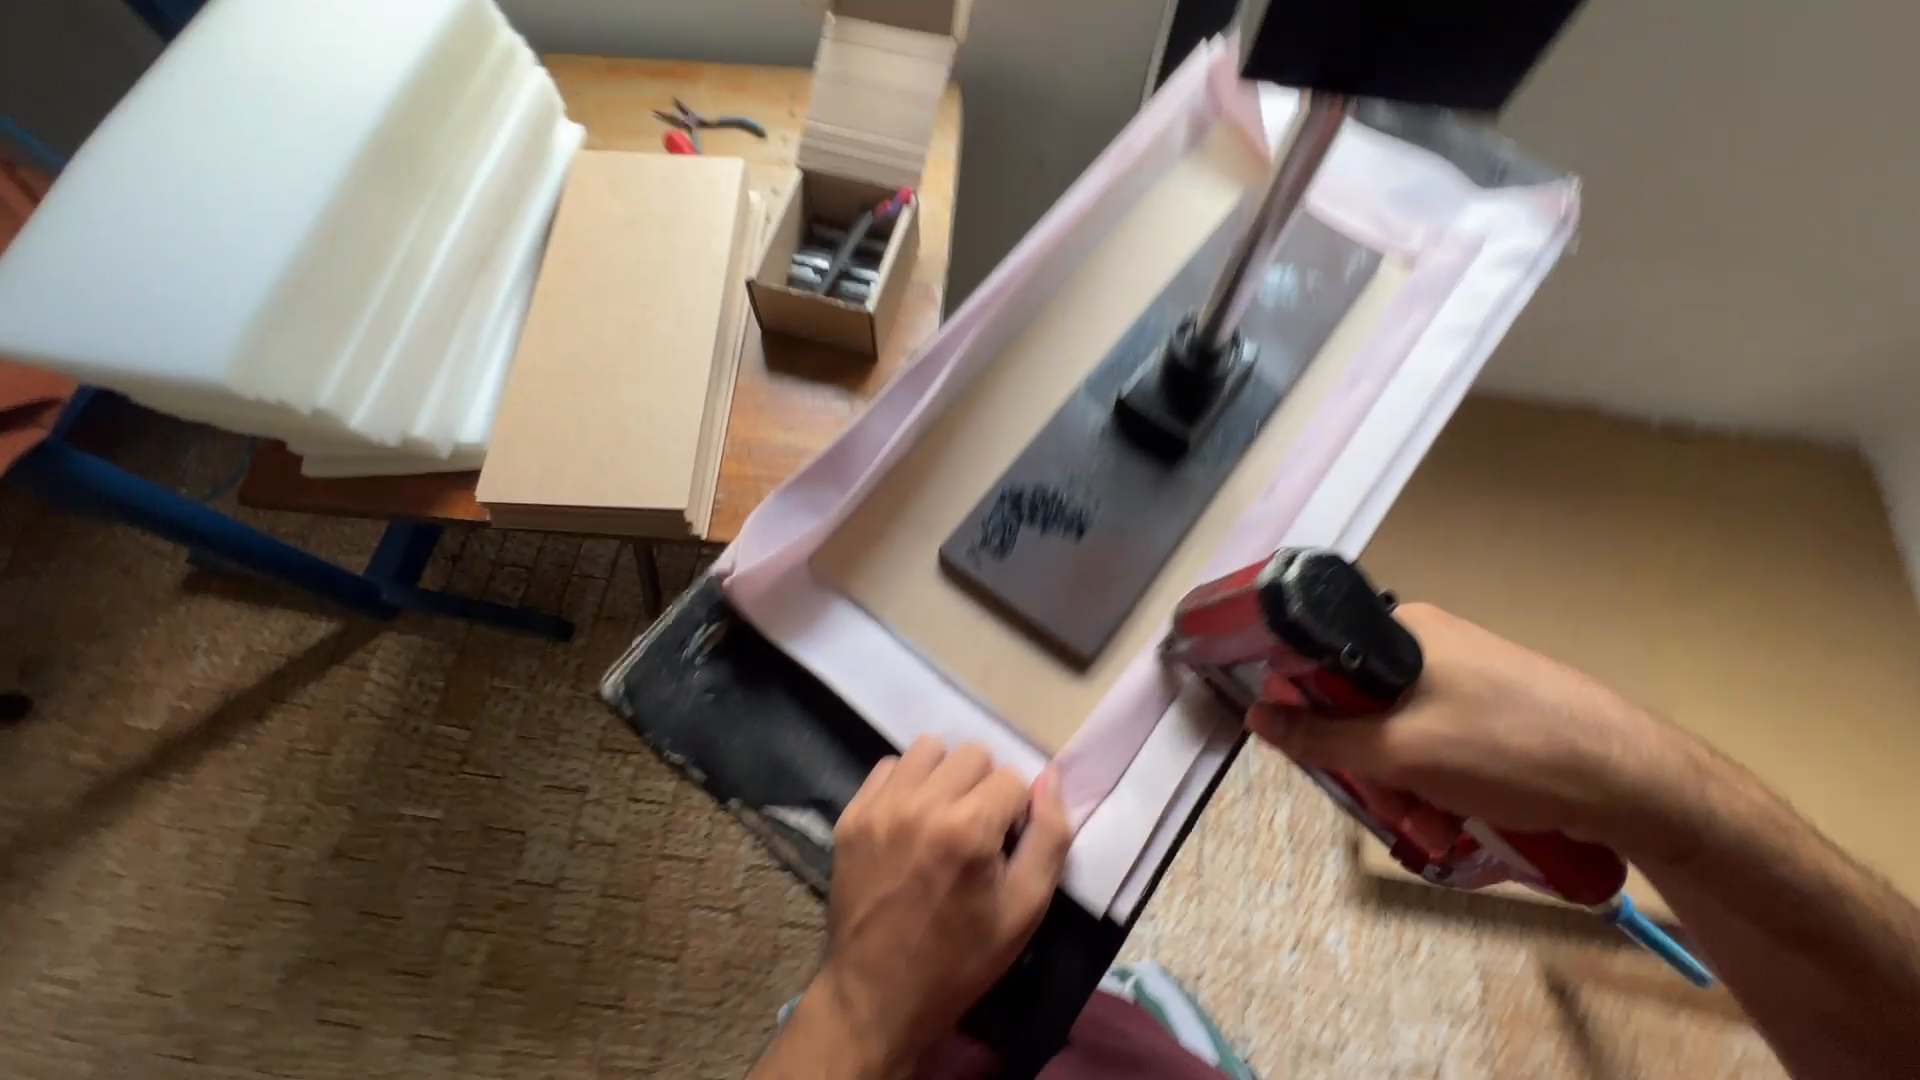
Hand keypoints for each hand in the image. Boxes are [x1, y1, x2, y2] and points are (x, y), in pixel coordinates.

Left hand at [806, 738, 1072, 1075]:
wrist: (876, 996)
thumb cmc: (961, 959)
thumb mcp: (1025, 910)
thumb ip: (1049, 837)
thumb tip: (1050, 777)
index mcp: (968, 829)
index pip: (1013, 779)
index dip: (1016, 812)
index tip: (1003, 846)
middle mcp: (921, 805)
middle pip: (973, 754)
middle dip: (984, 787)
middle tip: (975, 831)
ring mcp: (880, 807)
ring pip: (929, 749)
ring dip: (945, 776)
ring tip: (942, 818)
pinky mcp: (851, 815)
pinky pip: (889, 767)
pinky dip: (906, 784)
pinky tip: (909, 822)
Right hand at [1247, 602, 1708, 859]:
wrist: (1642, 784)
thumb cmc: (1507, 749)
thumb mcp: (1399, 752)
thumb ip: (1321, 737)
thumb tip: (1255, 714)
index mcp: (1403, 627)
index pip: (1321, 656)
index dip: (1307, 705)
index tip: (1317, 750)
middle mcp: (1432, 640)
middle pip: (1359, 698)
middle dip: (1364, 756)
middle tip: (1387, 797)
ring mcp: (1469, 673)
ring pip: (1398, 725)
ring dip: (1401, 775)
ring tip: (1431, 816)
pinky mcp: (1498, 706)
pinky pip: (1437, 736)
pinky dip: (1434, 774)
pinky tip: (1457, 810)